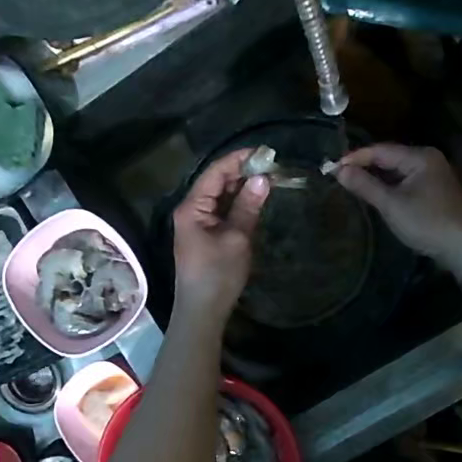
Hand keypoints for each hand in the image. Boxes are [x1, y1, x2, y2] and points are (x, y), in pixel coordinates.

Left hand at [172, 147, 269, 318]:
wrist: (202, 309)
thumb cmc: (217, 274)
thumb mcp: (236, 238)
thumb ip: (247, 206)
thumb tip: (262, 178)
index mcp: (191, 208)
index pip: (213, 173)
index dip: (237, 160)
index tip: (264, 152)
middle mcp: (189, 211)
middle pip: (215, 182)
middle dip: (241, 172)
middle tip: (272, 166)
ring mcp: (195, 223)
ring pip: (219, 196)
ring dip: (240, 187)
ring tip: (269, 178)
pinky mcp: (203, 235)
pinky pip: (220, 210)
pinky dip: (237, 203)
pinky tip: (255, 199)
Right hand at [334, 144, 461, 277]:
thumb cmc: (426, 222)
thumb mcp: (390, 204)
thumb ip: (364, 185)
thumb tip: (339, 170)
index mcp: (419, 157)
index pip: (380, 150)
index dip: (354, 158)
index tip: (329, 169)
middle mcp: (427, 159)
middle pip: (387, 157)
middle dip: (362, 165)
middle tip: (335, 176)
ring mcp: (431, 174)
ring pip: (394, 169)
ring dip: (372, 175)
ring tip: (347, 183)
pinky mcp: (431, 188)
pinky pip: (402, 179)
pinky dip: (385, 184)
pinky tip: (370, 192)